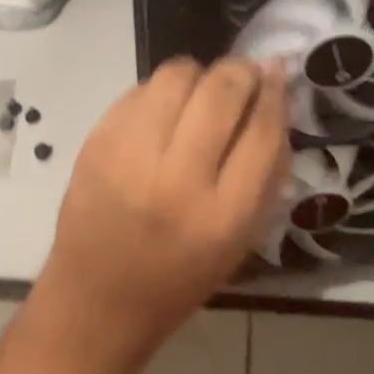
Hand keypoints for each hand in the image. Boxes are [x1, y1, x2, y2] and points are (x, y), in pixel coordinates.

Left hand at [30, 57, 288, 358]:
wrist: (95, 301)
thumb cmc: (181, 276)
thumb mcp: (241, 239)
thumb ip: (267, 170)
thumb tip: (278, 95)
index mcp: (223, 216)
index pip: (262, 131)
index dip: (275, 93)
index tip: (277, 75)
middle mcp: (177, 181)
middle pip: (222, 92)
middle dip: (241, 72)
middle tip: (245, 75)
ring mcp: (130, 156)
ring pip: (178, 76)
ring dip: (200, 75)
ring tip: (201, 93)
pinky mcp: (97, 141)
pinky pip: (141, 89)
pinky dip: (161, 92)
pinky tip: (164, 112)